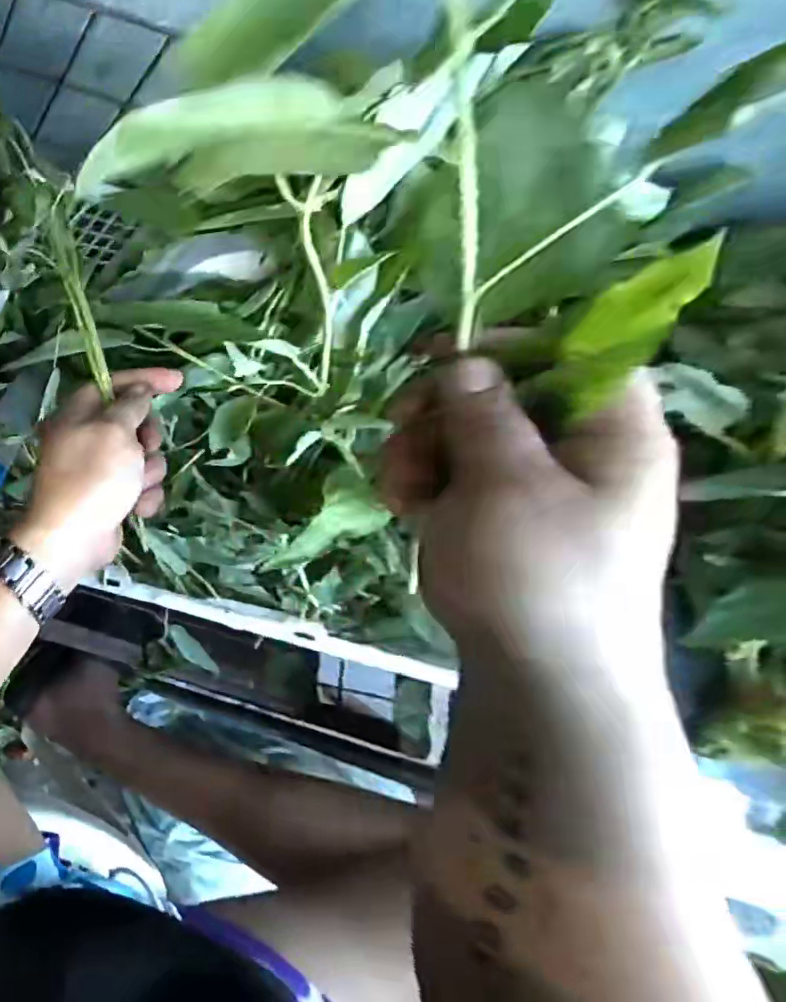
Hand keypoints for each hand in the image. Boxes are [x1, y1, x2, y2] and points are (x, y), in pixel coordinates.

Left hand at [11, 368, 182, 580]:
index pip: (110, 384)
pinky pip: (141, 486)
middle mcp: (84, 438)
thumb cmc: (92, 477)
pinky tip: (134, 509)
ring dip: (147, 473)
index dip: (144, 379)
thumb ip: (130, 405)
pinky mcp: (110, 496)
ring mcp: (97, 469)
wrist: (72, 538)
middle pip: (132, 422)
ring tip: (134, 488)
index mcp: (74, 415)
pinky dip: (142, 496)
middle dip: (148, 436)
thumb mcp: (114, 431)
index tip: (178, 381)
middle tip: (146, 447)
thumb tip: (137, 391)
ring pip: (143, 457)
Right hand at [380, 358, 678, 681]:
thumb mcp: (506, 485)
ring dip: (414, 451)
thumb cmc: (532, 570)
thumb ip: (487, 417)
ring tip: (398, 488)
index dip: (513, 347)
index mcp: (609, 436)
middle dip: (438, 411)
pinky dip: (415, 480)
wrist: (530, 660)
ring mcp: (525, 482)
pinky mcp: (485, 508)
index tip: (438, 355)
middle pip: (499, 395)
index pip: (578, 358)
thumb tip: (468, 362)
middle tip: (399, 430)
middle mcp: (571, 451)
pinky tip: (401, 505)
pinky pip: (443, 470)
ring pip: (457, 434)